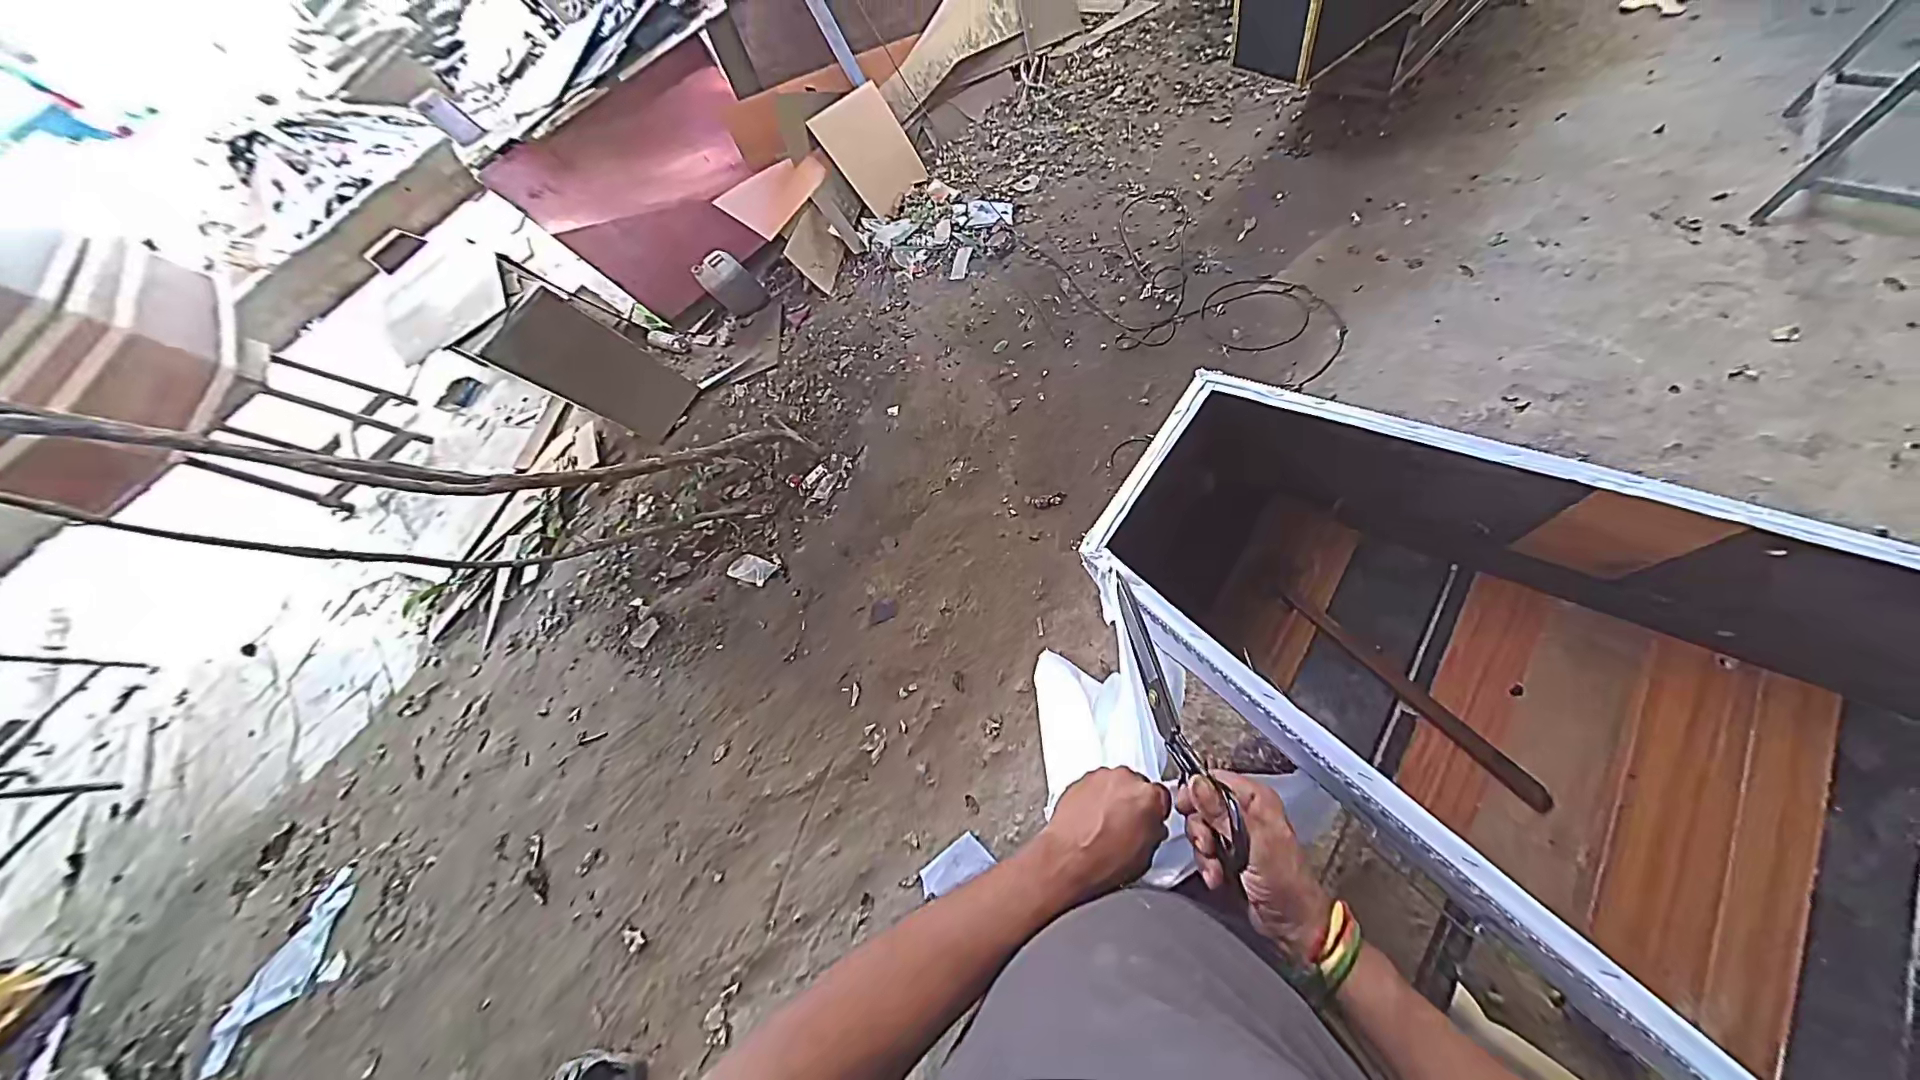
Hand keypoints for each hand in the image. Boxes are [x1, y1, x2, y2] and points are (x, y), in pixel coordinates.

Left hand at [1030, 767, 1172, 904]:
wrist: (1068, 858)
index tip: (1150, 819)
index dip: (1156, 810)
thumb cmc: (1104, 861)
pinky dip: (1094, 797)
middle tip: (1126, 823)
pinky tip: (1091, 818)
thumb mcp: (1146, 854)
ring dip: (1112, 797)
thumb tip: (1152, 827)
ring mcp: (1101, 777)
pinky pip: (1094, 786)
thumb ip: (1154, 830)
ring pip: (1114, 783)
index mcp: (1148, 796)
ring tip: (1105, 822)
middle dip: (1133, 802)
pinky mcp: (1080, 780)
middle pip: (1136, 786)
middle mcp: (1125, 779)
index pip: (1161, 796)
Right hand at [1177, 770, 1331, 962]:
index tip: (1189, 809)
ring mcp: (1236, 833)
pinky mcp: (1229, 852)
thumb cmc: (1287, 887)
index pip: (1214, 779)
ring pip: (1200, 826)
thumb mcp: (1257, 844)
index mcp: (1256, 800)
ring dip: (1202, 850)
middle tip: (1207, 845)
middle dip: (1199, 827)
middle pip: (1202, 803)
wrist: (1293, 925)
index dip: (1196, 792)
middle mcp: (1245, 812)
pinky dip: (1206, 863)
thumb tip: (1198, 784)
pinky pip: (1203, 848)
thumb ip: (1226, 812)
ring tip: (1216, 867)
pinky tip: (1216, 876)